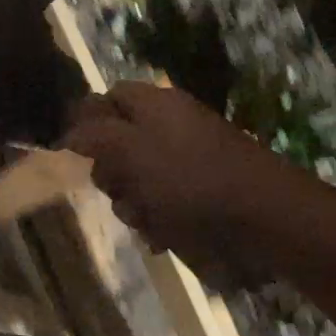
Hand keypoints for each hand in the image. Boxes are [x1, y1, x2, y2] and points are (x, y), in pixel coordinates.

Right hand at [61, 81, 322, 263]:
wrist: (266, 216)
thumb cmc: (189, 179)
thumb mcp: (129, 151)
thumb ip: (93, 136)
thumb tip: (68, 131)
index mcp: (153, 103)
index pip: (107, 98)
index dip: (86, 123)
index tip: (76, 155)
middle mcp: (170, 124)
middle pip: (118, 143)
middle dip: (111, 174)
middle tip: (119, 191)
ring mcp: (189, 157)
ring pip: (139, 178)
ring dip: (134, 203)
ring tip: (148, 222)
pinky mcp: (204, 189)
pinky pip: (166, 201)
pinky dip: (160, 218)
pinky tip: (164, 237)